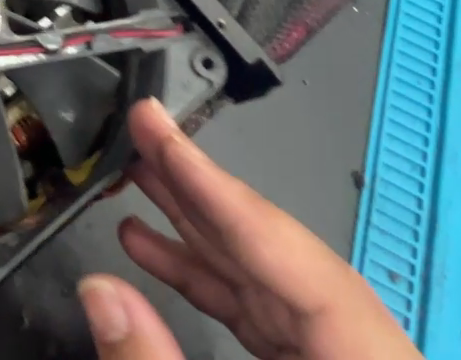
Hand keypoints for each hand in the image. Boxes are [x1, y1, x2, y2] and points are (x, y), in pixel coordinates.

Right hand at [77, 99, 421, 359]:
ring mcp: (341, 359)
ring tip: (130, 176)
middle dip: (197, 186)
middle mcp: (364, 351)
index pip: (288, 247)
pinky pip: (255, 310)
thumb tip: (96, 289)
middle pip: (276, 249)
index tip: (157, 124)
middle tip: (137, 129)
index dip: (212, 180)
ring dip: (190, 224)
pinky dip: (200, 276)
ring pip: (261, 275)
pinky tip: (147, 247)